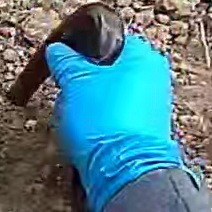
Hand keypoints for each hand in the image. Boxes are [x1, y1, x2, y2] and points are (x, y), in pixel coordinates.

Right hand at [45, 33, 187, 211]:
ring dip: (87, 107)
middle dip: (83, 83)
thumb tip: (57, 50)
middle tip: (66, 93)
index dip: (84, 50)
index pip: (111, 41)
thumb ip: (65, 62)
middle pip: (108, 72)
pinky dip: (97, 126)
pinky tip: (84, 137)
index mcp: (143, 57)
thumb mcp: (75, 83)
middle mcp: (153, 79)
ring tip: (72, 119)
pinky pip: (113, 121)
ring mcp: (151, 108)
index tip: (65, 63)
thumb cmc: (103, 120)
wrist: (122, 170)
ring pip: (107, 98)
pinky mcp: (143, 133)